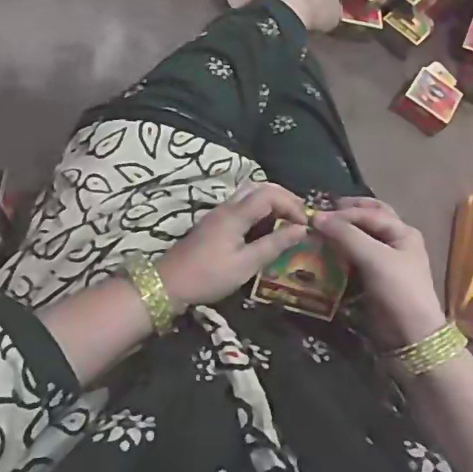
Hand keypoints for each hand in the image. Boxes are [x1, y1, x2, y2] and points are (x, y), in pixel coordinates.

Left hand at [156, 183, 309, 307]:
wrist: (168, 284)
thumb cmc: (209, 276)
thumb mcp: (246, 264)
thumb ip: (274, 244)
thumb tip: (301, 230)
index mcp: (235, 214)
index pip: (270, 194)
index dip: (291, 205)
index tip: (304, 224)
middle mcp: (227, 207)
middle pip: (259, 187)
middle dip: (283, 197)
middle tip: (299, 216)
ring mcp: (218, 214)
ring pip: (249, 195)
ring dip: (271, 202)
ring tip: (287, 222)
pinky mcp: (214, 223)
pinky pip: (241, 206)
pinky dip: (259, 211)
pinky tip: (266, 229)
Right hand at [310, 197, 447, 346]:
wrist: (410, 336)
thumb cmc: (398, 291)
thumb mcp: (374, 259)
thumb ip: (347, 236)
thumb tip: (318, 218)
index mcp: (402, 232)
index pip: (368, 213)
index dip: (342, 213)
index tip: (315, 217)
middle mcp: (395, 242)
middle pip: (368, 220)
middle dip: (345, 215)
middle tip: (320, 215)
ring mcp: (385, 261)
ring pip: (360, 239)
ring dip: (341, 233)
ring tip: (319, 232)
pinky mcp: (374, 279)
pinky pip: (355, 258)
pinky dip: (340, 252)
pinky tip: (325, 253)